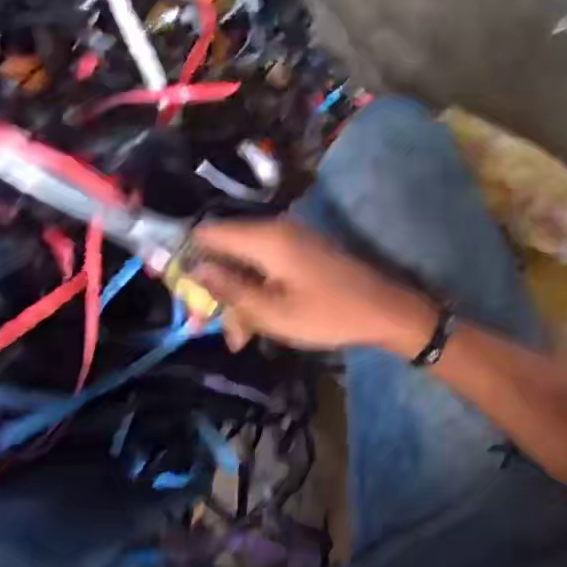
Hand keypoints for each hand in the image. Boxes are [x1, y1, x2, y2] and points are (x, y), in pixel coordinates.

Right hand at [189, 219, 438, 353]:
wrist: (386, 311)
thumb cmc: (328, 314)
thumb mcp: (272, 312)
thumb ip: (230, 289)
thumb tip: (193, 268)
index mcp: (265, 237)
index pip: (208, 232)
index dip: (188, 256)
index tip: (180, 289)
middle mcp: (276, 228)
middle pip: (226, 250)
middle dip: (217, 289)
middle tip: (218, 328)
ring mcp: (292, 239)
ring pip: (246, 263)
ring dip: (239, 298)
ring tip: (243, 338)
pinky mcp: (303, 251)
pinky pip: (267, 266)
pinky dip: (259, 291)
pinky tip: (260, 323)